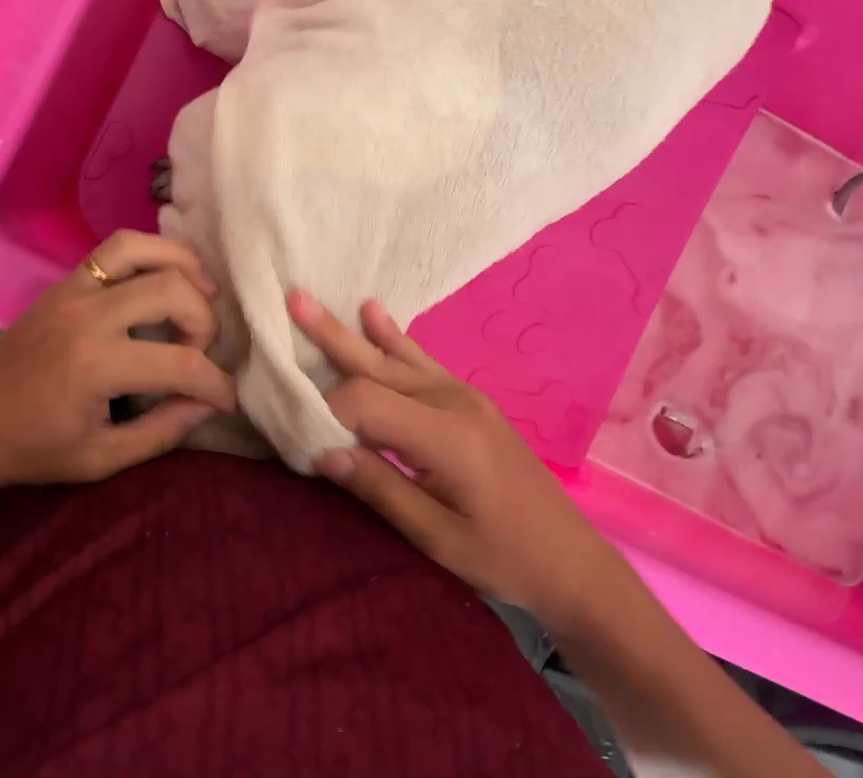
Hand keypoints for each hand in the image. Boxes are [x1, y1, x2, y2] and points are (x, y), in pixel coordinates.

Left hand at [0, 230, 237, 494]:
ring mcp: (71, 291)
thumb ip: (162, 433)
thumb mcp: (101, 459)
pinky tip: (162, 283)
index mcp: (95, 366)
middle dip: (204, 321)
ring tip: (199, 297)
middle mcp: (86, 316)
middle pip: (172, 289)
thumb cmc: (33, 450)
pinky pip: (114, 249)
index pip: (181, 364)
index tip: (225, 400)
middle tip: (201, 352)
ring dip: (182, 267)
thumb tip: (207, 405)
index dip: (216, 384)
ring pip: (141, 247)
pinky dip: (149, 255)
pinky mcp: (62, 284)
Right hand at [290, 290, 618, 619]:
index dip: (324, 413)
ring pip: (394, 359)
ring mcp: (464, 397)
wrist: (572, 561)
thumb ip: (379, 487)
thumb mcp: (437, 537)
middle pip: (377, 366)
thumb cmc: (504, 557)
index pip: (365, 403)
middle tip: (291, 301)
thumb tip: (320, 450)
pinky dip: (393, 338)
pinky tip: (373, 312)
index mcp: (446, 437)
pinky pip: (421, 363)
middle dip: (329, 338)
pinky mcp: (469, 402)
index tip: (295, 434)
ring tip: (310, 302)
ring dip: (350, 333)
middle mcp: (454, 403)